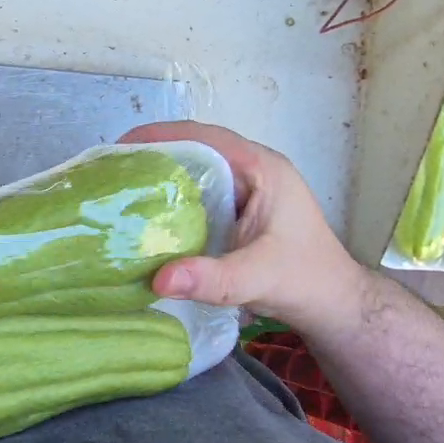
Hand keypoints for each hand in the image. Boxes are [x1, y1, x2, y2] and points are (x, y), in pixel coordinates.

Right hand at [118, 121, 369, 327]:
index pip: (203, 137)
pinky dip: (167, 198)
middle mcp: (251, 170)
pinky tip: (143, 215)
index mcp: (261, 169)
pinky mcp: (235, 210)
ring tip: (117, 188)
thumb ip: (212, 278)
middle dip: (150, 154)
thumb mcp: (258, 278)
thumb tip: (159, 279)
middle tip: (109, 171)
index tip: (119, 147)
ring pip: (192, 170)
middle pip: (192, 148)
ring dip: (157, 175)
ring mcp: (244, 189)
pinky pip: (195, 193)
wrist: (334, 306)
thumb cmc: (306, 282)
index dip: (159, 136)